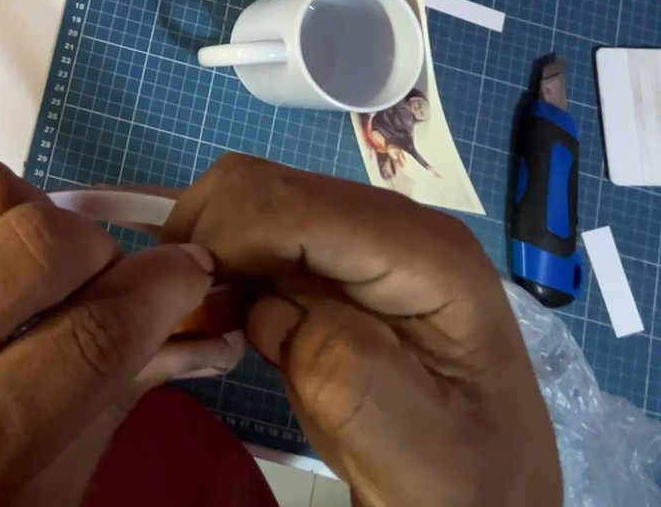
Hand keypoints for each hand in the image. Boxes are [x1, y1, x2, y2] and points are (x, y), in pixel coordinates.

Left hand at [0, 143, 239, 506]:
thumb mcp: (33, 497)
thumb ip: (107, 402)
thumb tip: (178, 324)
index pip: (88, 336)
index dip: (160, 294)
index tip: (189, 273)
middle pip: (35, 243)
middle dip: (98, 252)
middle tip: (105, 282)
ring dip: (40, 213)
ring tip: (44, 263)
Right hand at [162, 154, 558, 506]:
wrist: (471, 489)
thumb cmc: (454, 477)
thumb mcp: (416, 451)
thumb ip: (349, 373)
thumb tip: (271, 310)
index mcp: (425, 256)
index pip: (301, 207)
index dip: (231, 237)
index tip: (192, 299)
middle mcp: (388, 220)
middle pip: (264, 183)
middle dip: (209, 234)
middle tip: (189, 307)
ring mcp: (354, 228)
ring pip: (245, 192)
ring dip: (207, 243)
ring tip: (204, 310)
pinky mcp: (324, 245)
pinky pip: (247, 221)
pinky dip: (216, 255)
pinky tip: (221, 307)